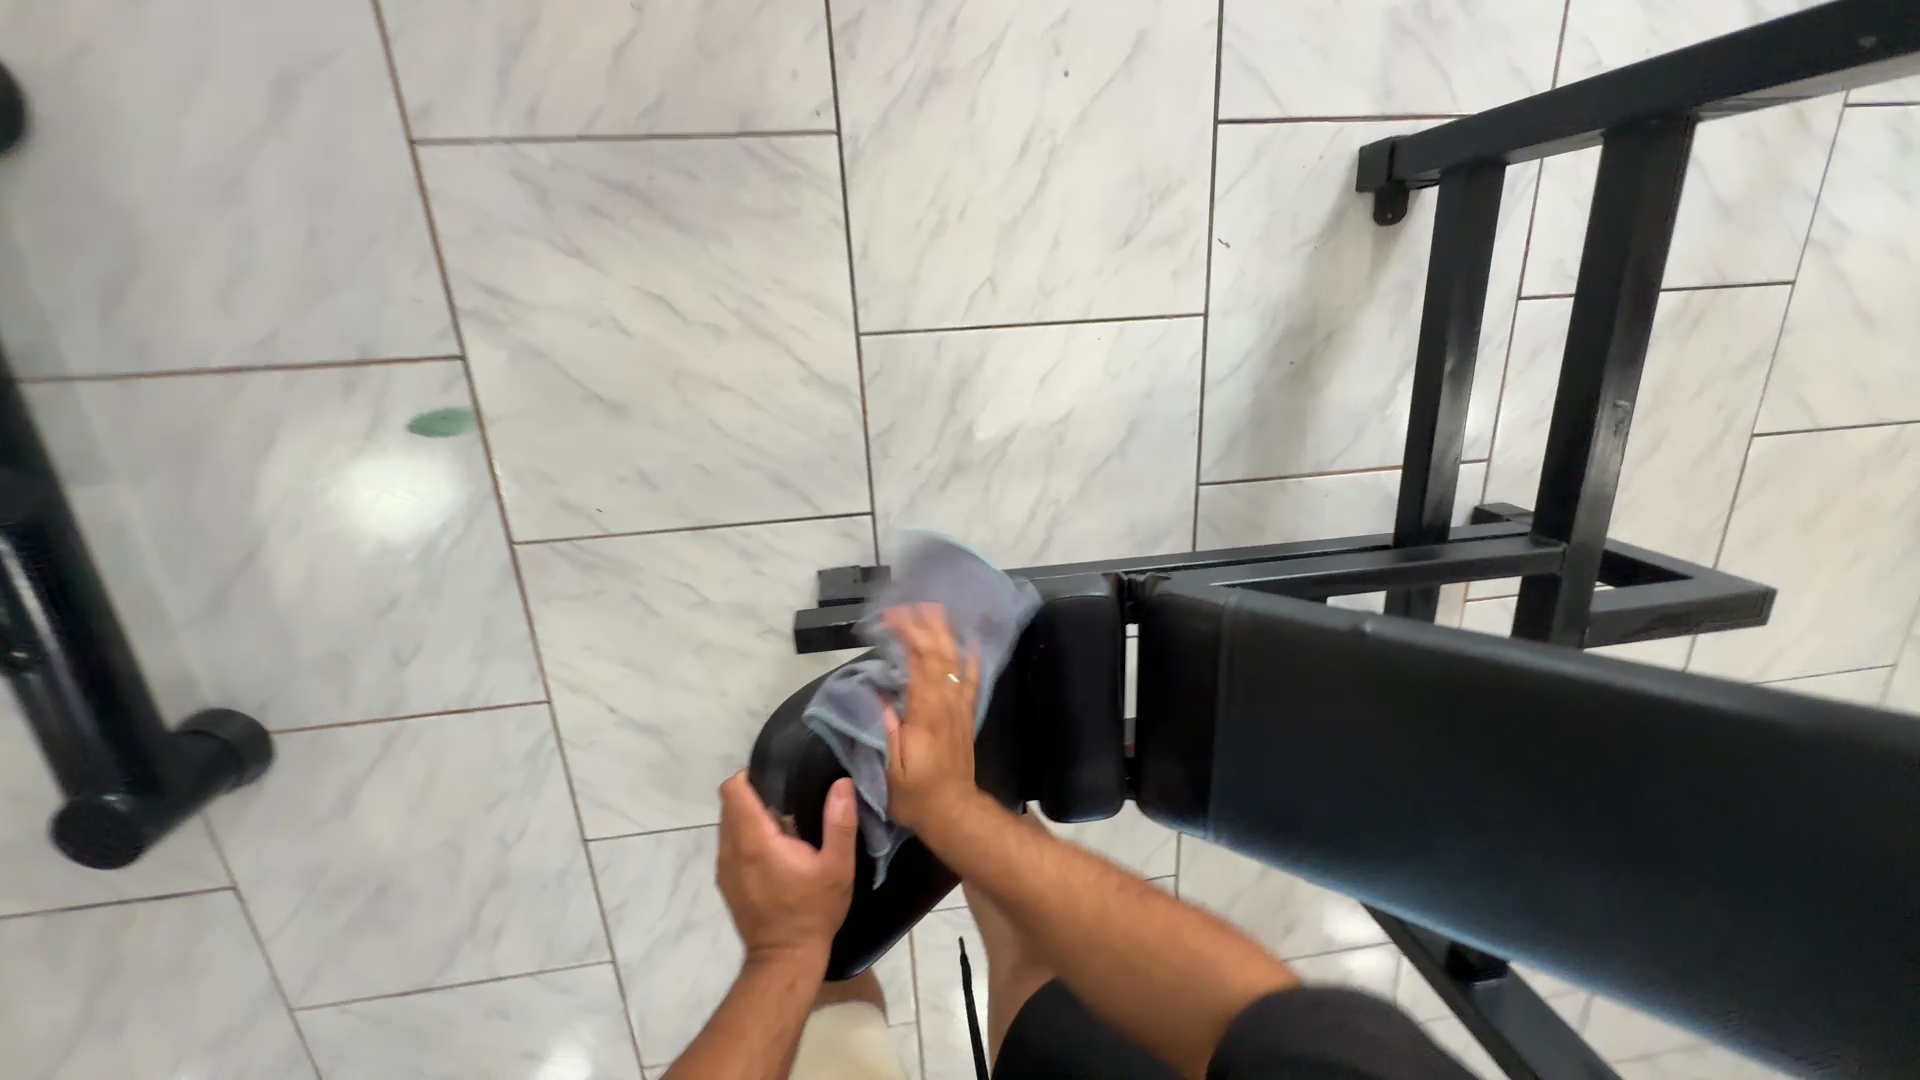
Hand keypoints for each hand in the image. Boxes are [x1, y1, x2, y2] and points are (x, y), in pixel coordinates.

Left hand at [716, 771, 856, 968]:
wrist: (785, 960)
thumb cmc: (813, 911)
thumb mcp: (837, 867)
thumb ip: (840, 823)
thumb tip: (842, 783)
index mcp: (755, 840)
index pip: (733, 789)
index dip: (751, 774)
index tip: (779, 775)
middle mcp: (731, 849)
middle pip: (730, 803)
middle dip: (755, 792)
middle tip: (789, 795)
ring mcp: (724, 867)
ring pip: (728, 823)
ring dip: (750, 814)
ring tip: (785, 820)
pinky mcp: (726, 882)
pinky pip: (730, 843)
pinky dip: (746, 835)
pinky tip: (775, 847)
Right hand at [883, 604, 981, 830]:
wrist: (952, 811)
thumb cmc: (914, 793)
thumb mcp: (890, 767)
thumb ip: (886, 728)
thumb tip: (879, 694)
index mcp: (926, 712)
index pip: (920, 662)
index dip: (908, 635)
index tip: (889, 619)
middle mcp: (948, 703)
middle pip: (940, 654)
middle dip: (925, 625)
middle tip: (908, 605)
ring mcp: (960, 707)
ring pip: (957, 661)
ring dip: (945, 633)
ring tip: (934, 610)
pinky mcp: (966, 715)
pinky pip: (973, 679)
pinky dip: (971, 657)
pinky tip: (970, 641)